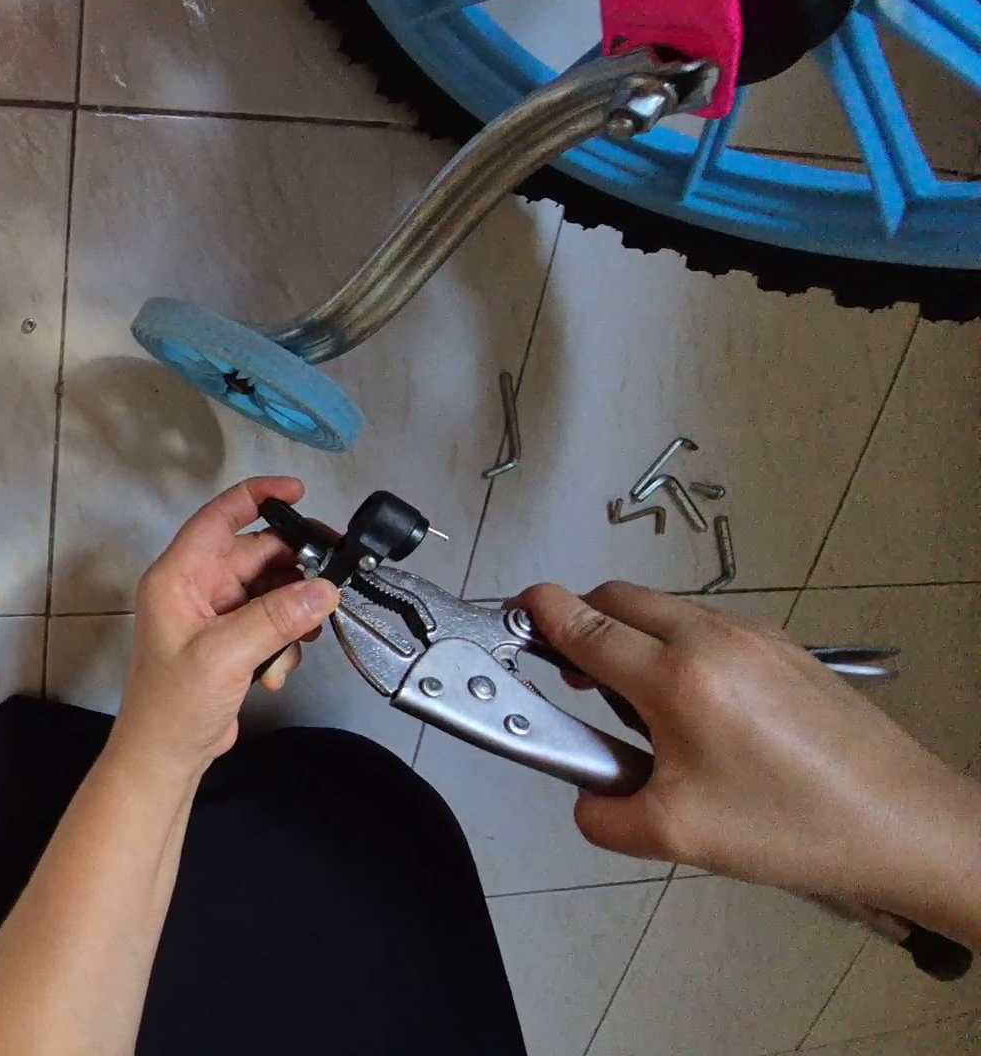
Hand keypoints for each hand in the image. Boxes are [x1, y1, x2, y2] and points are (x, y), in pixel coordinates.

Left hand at [113, 477, 340, 775]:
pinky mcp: (231, 637)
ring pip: (270, 588)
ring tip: (299, 641)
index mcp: (178, 576)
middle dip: (294, 569)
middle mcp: (195, 587)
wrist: (167, 754)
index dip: (256, 496)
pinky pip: (270, 619)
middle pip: (255, 554)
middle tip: (332, 583)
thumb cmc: (174, 703)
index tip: (297, 491)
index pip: (218, 518)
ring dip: (291, 614)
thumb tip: (323, 589)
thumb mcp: (224, 655)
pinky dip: (283, 640)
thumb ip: (274, 618)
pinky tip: (276, 671)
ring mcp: (214, 612)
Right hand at [519, 581, 980, 913]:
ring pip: (655, 605)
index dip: (532, 613)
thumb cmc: (795, 829)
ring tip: (626, 688)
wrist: (924, 834)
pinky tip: (683, 694)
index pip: (579, 621)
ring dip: (620, 630)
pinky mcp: (783, 645)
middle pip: (612, 596)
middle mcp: (711, 639)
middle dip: (574, 619)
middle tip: (567, 669)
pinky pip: (696, 620)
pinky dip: (664, 638)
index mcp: (676, 679)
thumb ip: (599, 813)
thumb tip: (581, 796)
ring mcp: (753, 635)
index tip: (508, 622)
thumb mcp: (677, 836)